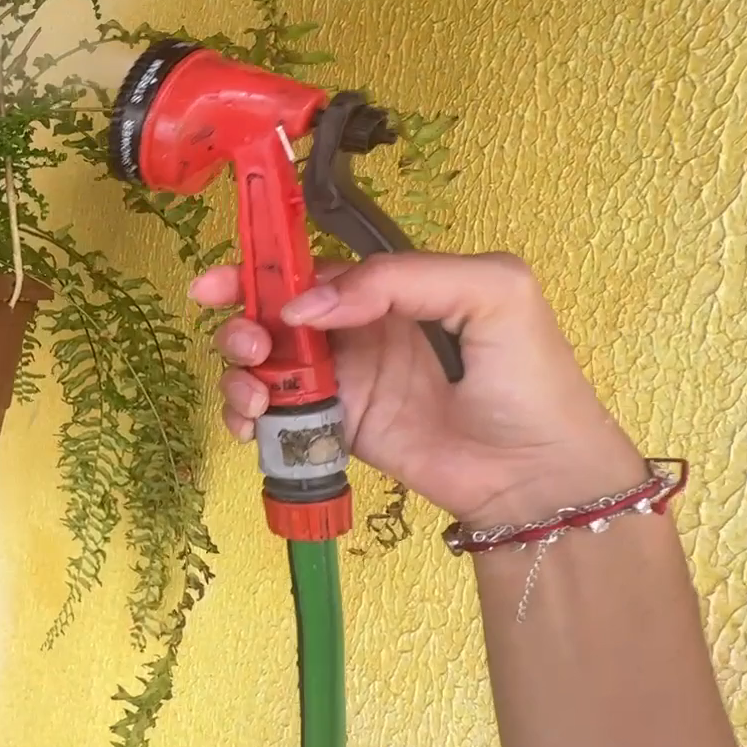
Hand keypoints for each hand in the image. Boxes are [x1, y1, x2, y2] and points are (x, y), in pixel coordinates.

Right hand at [193, 251, 645, 526]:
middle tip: (249, 349)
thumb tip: (303, 310)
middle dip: (240, 328)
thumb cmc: (525, 375)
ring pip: (257, 368)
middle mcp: (347, 334)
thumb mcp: (489, 292)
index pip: (305, 273)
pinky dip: (243, 419)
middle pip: (267, 320)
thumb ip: (399, 278)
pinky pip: (267, 416)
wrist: (532, 472)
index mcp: (380, 293)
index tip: (214, 287)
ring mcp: (333, 384)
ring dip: (239, 376)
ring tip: (258, 398)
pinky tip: (254, 427)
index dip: (255, 274)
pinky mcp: (324, 428)